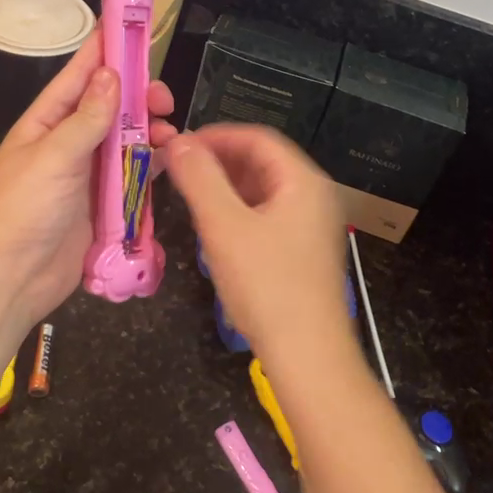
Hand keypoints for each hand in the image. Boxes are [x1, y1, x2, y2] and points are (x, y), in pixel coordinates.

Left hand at [0, 34, 173, 330]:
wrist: (8, 280)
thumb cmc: (19, 210)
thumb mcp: (52, 156)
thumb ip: (86, 118)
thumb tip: (111, 73)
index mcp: (47, 121)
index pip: (80, 75)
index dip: (107, 51)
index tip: (136, 29)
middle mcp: (70, 141)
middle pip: (112, 107)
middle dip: (139, 97)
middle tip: (163, 100)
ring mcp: (88, 174)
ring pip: (128, 140)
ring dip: (150, 132)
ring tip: (169, 133)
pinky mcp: (105, 204)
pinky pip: (133, 176)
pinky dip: (152, 166)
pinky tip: (168, 160)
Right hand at [165, 124, 350, 362]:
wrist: (307, 355)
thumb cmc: (267, 285)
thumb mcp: (224, 227)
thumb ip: (199, 179)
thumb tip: (177, 141)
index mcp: (304, 181)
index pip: (258, 138)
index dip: (216, 136)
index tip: (179, 147)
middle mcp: (315, 196)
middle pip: (263, 162)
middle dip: (219, 161)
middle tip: (178, 171)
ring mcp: (313, 226)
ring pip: (264, 191)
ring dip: (227, 187)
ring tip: (190, 197)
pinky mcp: (305, 252)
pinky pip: (269, 216)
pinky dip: (240, 212)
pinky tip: (216, 230)